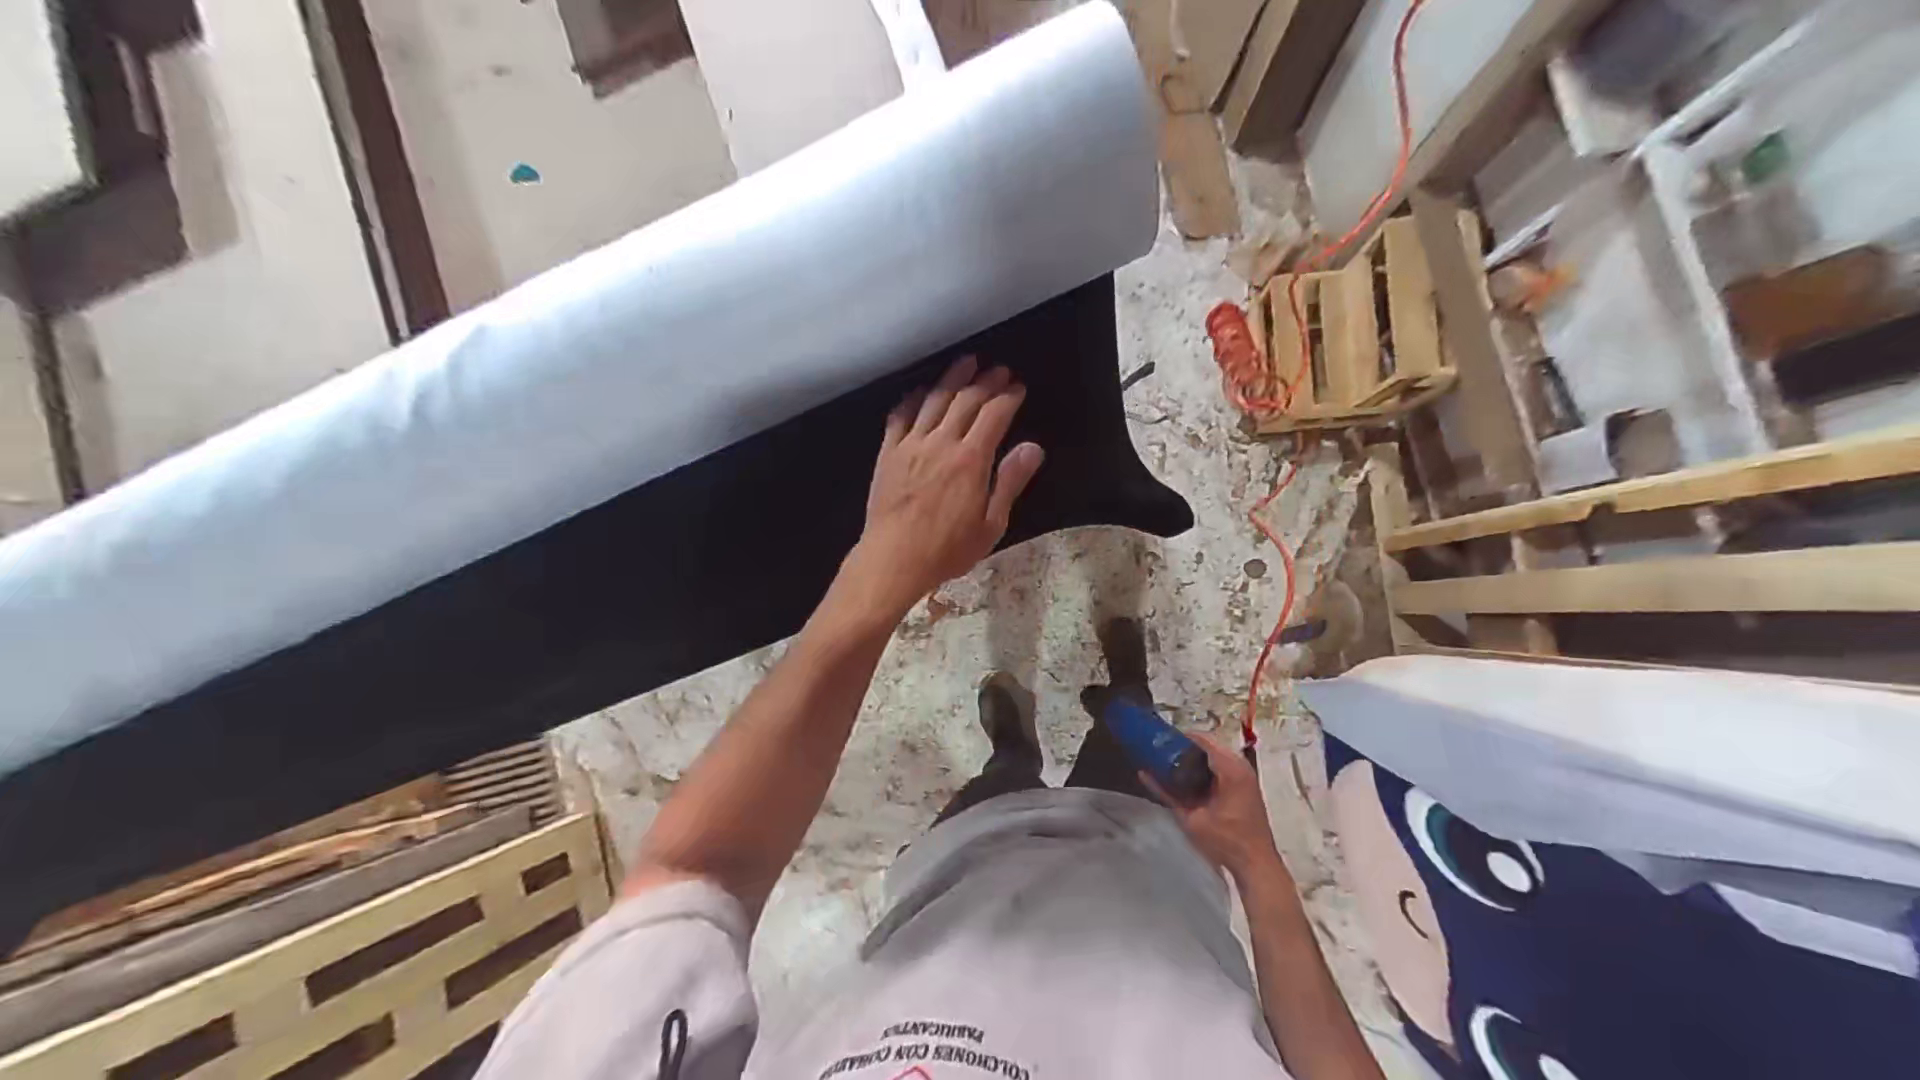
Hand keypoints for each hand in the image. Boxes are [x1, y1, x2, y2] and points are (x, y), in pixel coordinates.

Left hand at [835, 356, 1043, 622]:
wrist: (894, 558)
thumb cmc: (947, 549)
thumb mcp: (991, 524)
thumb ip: (1010, 482)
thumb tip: (1033, 447)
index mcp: (971, 460)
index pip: (994, 414)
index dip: (1008, 396)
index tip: (1018, 386)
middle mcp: (941, 443)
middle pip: (966, 400)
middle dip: (986, 381)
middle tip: (998, 370)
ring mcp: (911, 445)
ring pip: (934, 400)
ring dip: (952, 378)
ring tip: (965, 363)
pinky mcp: (888, 452)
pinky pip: (900, 415)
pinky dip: (913, 398)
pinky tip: (921, 390)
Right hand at [1147, 733, 1280, 878]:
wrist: (1255, 864)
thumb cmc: (1224, 840)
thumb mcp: (1189, 817)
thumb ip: (1165, 793)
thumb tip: (1143, 773)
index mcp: (1229, 768)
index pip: (1201, 739)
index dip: (1179, 737)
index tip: (1159, 740)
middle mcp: (1239, 766)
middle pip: (1208, 745)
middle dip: (1185, 747)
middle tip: (1161, 752)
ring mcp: (1245, 775)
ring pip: (1215, 755)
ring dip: (1195, 757)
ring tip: (1171, 763)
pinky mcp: (1246, 785)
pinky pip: (1222, 766)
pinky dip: (1206, 767)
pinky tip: (1189, 776)